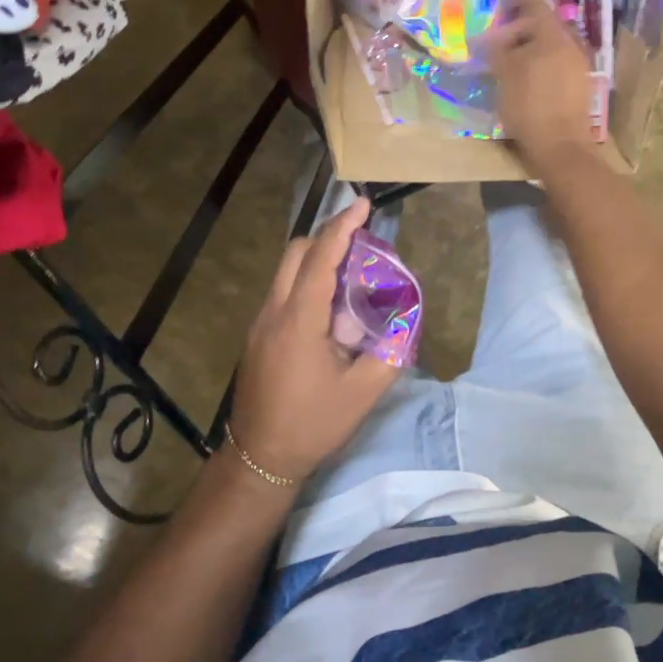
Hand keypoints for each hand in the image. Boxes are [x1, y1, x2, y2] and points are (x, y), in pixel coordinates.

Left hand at [229, 198, 399, 481]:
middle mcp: (274, 312)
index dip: (343, 226)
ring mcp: (260, 323)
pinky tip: (331, 315)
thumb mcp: (362, 394)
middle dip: (328, 238)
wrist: (259, 459)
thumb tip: (406, 326)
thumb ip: (389, 354)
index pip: (321, 257)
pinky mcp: (257, 337)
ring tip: (353, 281)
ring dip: (317, 262)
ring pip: (286, 272)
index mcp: (299, 320)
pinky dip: (307, 285)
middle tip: (363, 245)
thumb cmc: (312, 424)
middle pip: (297, 253)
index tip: (363, 203)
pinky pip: (283, 293)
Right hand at [486, 0, 595, 171]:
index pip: (535, 2)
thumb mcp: (505, 73)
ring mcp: (579, 65)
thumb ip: (499, 48)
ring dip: (531, 46)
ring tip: (509, 59)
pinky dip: (541, 62)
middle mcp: (572, 44)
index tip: (500, 0)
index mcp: (553, 35)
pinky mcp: (580, 85)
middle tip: (498, 36)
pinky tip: (526, 77)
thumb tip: (492, 37)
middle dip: (521, 26)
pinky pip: (558, 62)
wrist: (561, 147)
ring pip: (552, 44)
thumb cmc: (529, 105)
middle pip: (545, 24)